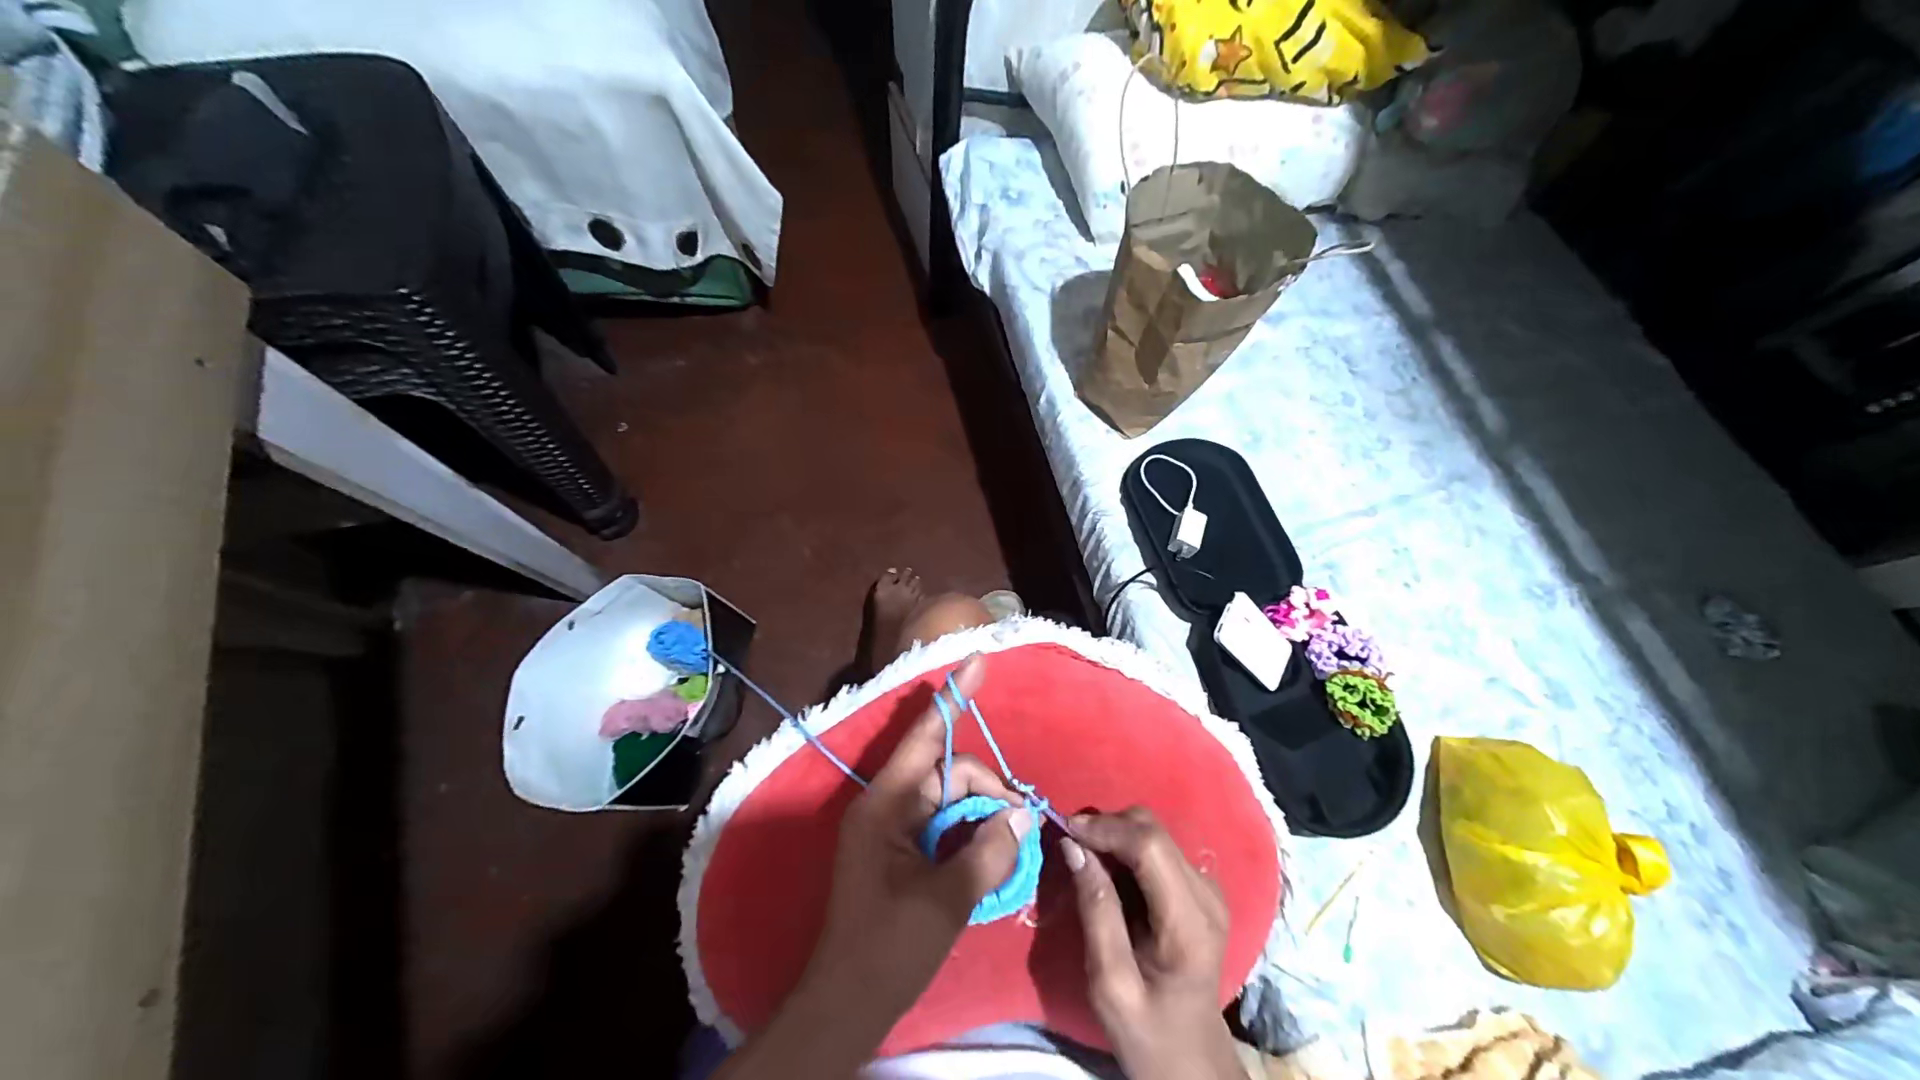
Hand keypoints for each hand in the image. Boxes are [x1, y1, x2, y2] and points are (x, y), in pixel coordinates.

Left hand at [800, 655, 1033, 1032]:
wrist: (845, 1004)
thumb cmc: (887, 949)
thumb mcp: (945, 901)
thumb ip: (987, 852)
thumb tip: (1021, 818)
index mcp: (887, 804)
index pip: (925, 736)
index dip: (954, 696)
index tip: (978, 659)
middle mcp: (887, 804)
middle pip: (948, 772)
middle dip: (988, 788)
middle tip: (1023, 824)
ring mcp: (891, 827)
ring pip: (949, 798)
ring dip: (982, 812)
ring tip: (1012, 842)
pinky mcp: (899, 849)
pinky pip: (942, 822)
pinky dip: (970, 830)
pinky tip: (994, 849)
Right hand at [1063, 807, 1243, 1079]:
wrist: (1190, 1057)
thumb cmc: (1146, 1029)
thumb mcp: (1109, 982)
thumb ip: (1095, 910)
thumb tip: (1074, 847)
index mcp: (1189, 922)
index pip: (1150, 846)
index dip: (1106, 828)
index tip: (1065, 830)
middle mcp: (1206, 894)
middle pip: (1153, 830)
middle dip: (1107, 826)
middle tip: (1070, 844)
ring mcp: (1207, 888)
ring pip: (1154, 832)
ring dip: (1114, 834)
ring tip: (1084, 855)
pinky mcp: (1199, 888)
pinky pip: (1157, 848)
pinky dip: (1125, 846)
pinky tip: (1106, 870)